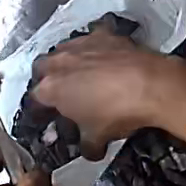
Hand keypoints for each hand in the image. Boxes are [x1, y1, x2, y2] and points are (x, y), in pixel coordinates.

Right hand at [30, 31, 183, 152]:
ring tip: (82, 75)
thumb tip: (90, 151)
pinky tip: (105, 58)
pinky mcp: (102, 34)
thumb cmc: (116, 112)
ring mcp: (79, 44)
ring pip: (63, 51)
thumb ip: (86, 145)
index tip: (47, 118)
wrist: (151, 84)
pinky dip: (94, 49)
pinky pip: (91, 40)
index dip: (40, 110)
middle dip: (47, 80)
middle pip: (41, 69)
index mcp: (50, 89)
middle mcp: (58, 62)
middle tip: (61, 93)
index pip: (34, 99)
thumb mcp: (98, 138)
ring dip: (67, 62)